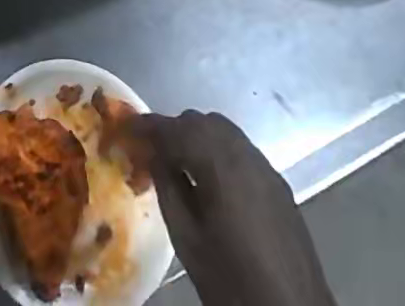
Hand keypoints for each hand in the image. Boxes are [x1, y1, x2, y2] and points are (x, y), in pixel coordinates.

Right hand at [133, 111, 336, 305]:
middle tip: (150, 152)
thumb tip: (153, 155)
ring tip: (178, 164)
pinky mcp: (278, 184)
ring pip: (223, 130)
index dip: (148, 126)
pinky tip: (209, 179)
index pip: (177, 129)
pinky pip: (241, 149)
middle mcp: (246, 157)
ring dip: (197, 137)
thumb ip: (168, 189)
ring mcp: (266, 169)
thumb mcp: (188, 240)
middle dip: (173, 130)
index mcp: (221, 168)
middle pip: (202, 122)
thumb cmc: (232, 282)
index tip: (127, 130)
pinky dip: (218, 150)